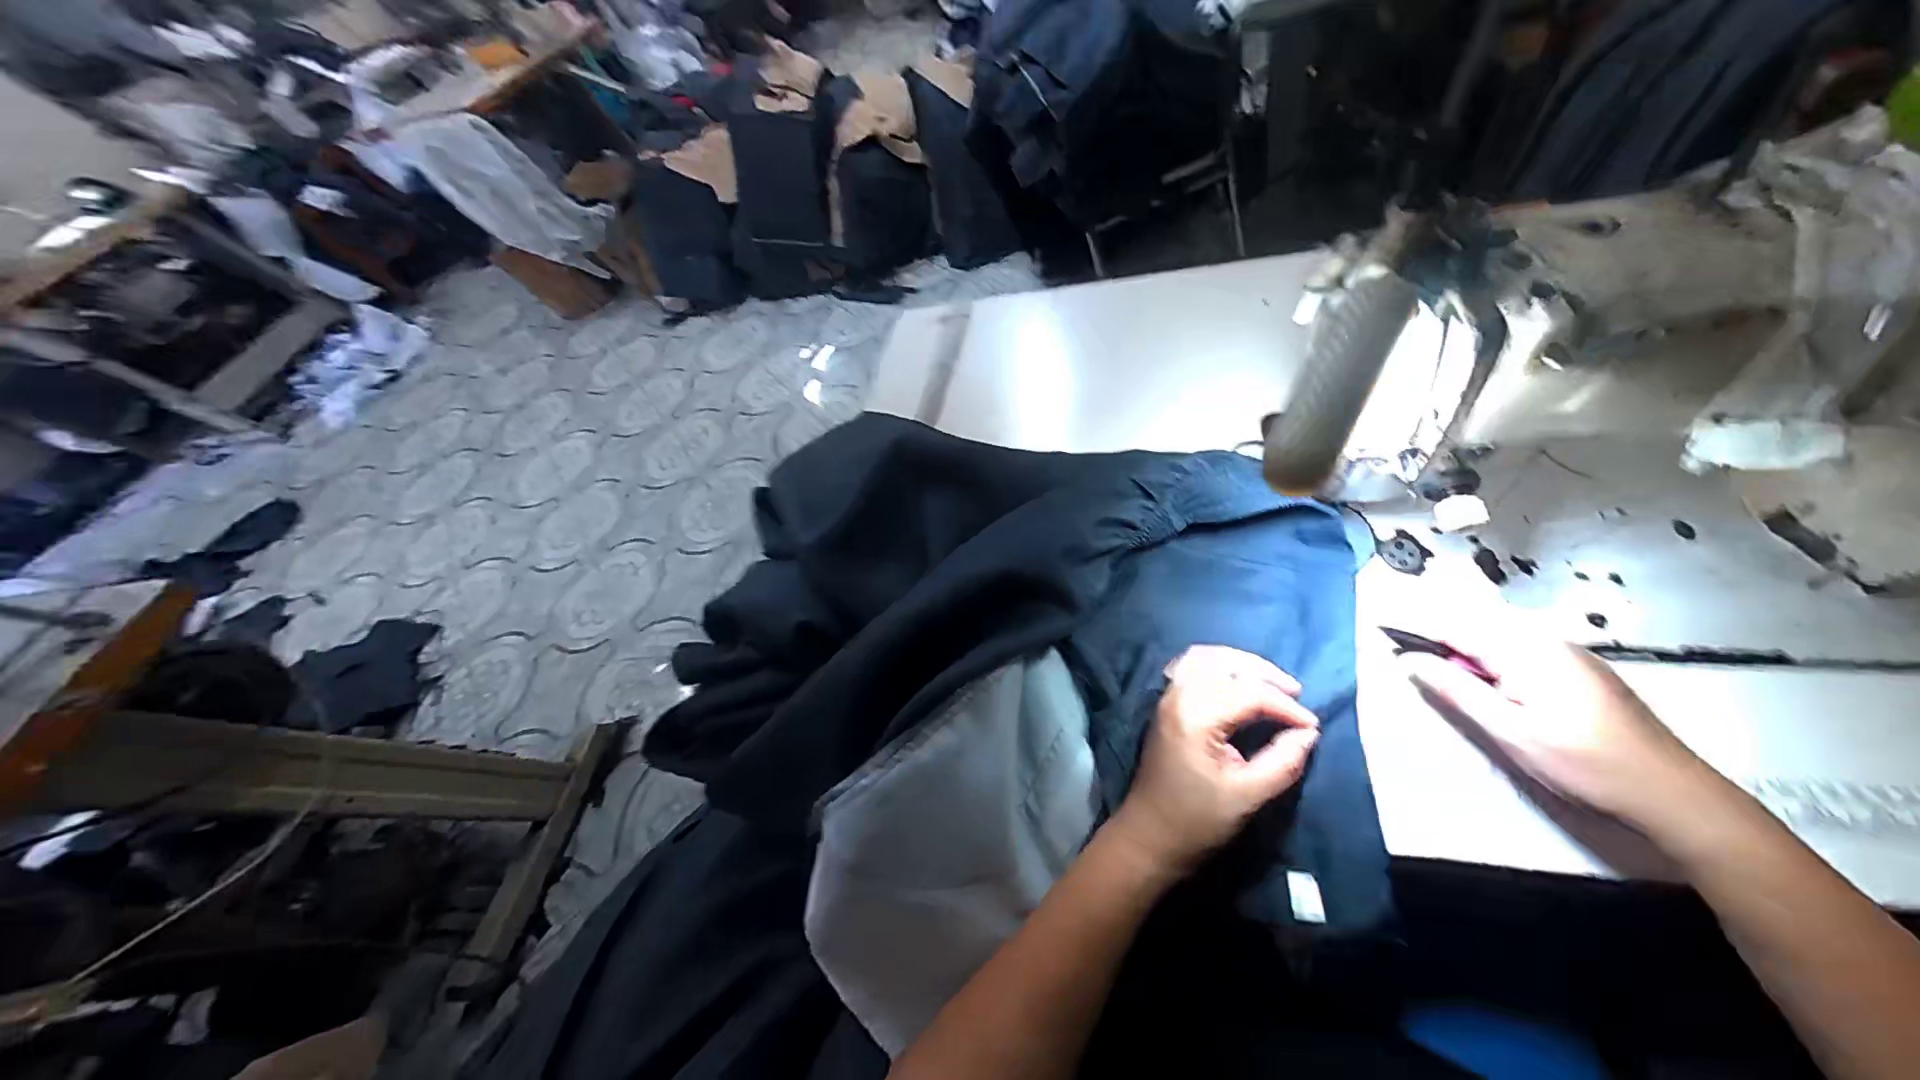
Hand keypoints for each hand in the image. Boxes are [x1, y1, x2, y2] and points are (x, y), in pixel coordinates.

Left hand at [1107, 646, 1320, 875]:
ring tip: (1272, 684)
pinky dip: (1218, 665)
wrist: (1149, 834)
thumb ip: (1282, 762)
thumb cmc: (1197, 820)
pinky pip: (1191, 667)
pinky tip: (1238, 681)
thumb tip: (1309, 733)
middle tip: (1295, 694)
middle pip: (1224, 663)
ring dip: (1240, 663)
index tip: (1313, 726)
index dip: (1285, 706)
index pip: (1248, 693)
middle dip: (1264, 673)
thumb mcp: (1247, 796)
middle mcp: (1177, 697)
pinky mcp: (1166, 705)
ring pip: (1205, 658)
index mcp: (1195, 717)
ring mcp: (1167, 698)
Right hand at [1399, 608, 1717, 834]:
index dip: (1416, 629)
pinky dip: (1494, 661)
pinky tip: (1494, 688)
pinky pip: (1522, 651)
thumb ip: (1457, 690)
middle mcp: (1549, 640)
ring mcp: (1570, 654)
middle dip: (1441, 639)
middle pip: (1478, 627)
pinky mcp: (1582, 670)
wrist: (1674, 794)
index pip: (1456, 627)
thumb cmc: (1584, 764)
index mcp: (1528, 650)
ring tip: (1447, 675)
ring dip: (1468, 651)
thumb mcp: (1509, 732)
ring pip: (1500, 639)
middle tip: (1412, 661)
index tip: (1381, 629)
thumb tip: (1412, 661)